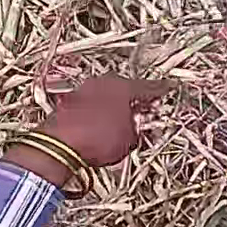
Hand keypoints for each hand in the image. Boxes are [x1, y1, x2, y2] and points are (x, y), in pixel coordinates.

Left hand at [4, 76, 170, 190]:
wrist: (57, 145)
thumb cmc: (98, 140)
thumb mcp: (129, 140)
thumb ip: (139, 130)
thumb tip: (138, 129)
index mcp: (124, 87)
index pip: (149, 88)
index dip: (161, 92)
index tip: (170, 90)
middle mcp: (103, 82)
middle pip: (126, 89)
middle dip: (136, 100)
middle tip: (146, 110)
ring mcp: (83, 89)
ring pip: (107, 95)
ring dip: (115, 106)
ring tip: (123, 121)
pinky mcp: (68, 101)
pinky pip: (92, 104)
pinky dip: (99, 112)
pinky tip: (101, 125)